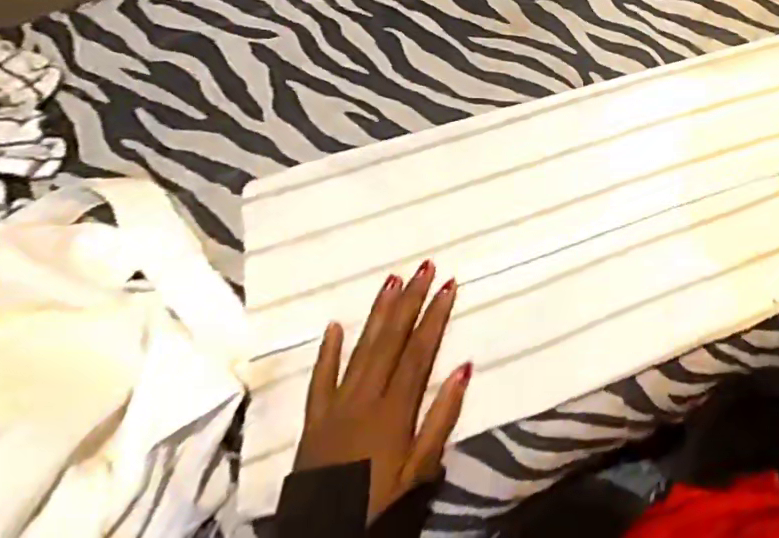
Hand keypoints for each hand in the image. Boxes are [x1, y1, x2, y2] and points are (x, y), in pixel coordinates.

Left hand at [295, 262, 470, 522]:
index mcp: (394, 408)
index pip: (419, 351)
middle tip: (425, 267)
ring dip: (377, 314)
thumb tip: (464, 367)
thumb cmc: (380, 499)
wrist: (320, 534)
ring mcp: (336, 406)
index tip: (449, 285)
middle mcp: (364, 398)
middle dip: (410, 301)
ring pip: (360, 350)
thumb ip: (442, 417)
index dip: (435, 316)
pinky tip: (335, 325)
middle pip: (391, 341)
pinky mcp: (314, 419)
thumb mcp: (421, 467)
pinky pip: (320, 379)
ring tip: (392, 280)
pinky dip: (327, 351)